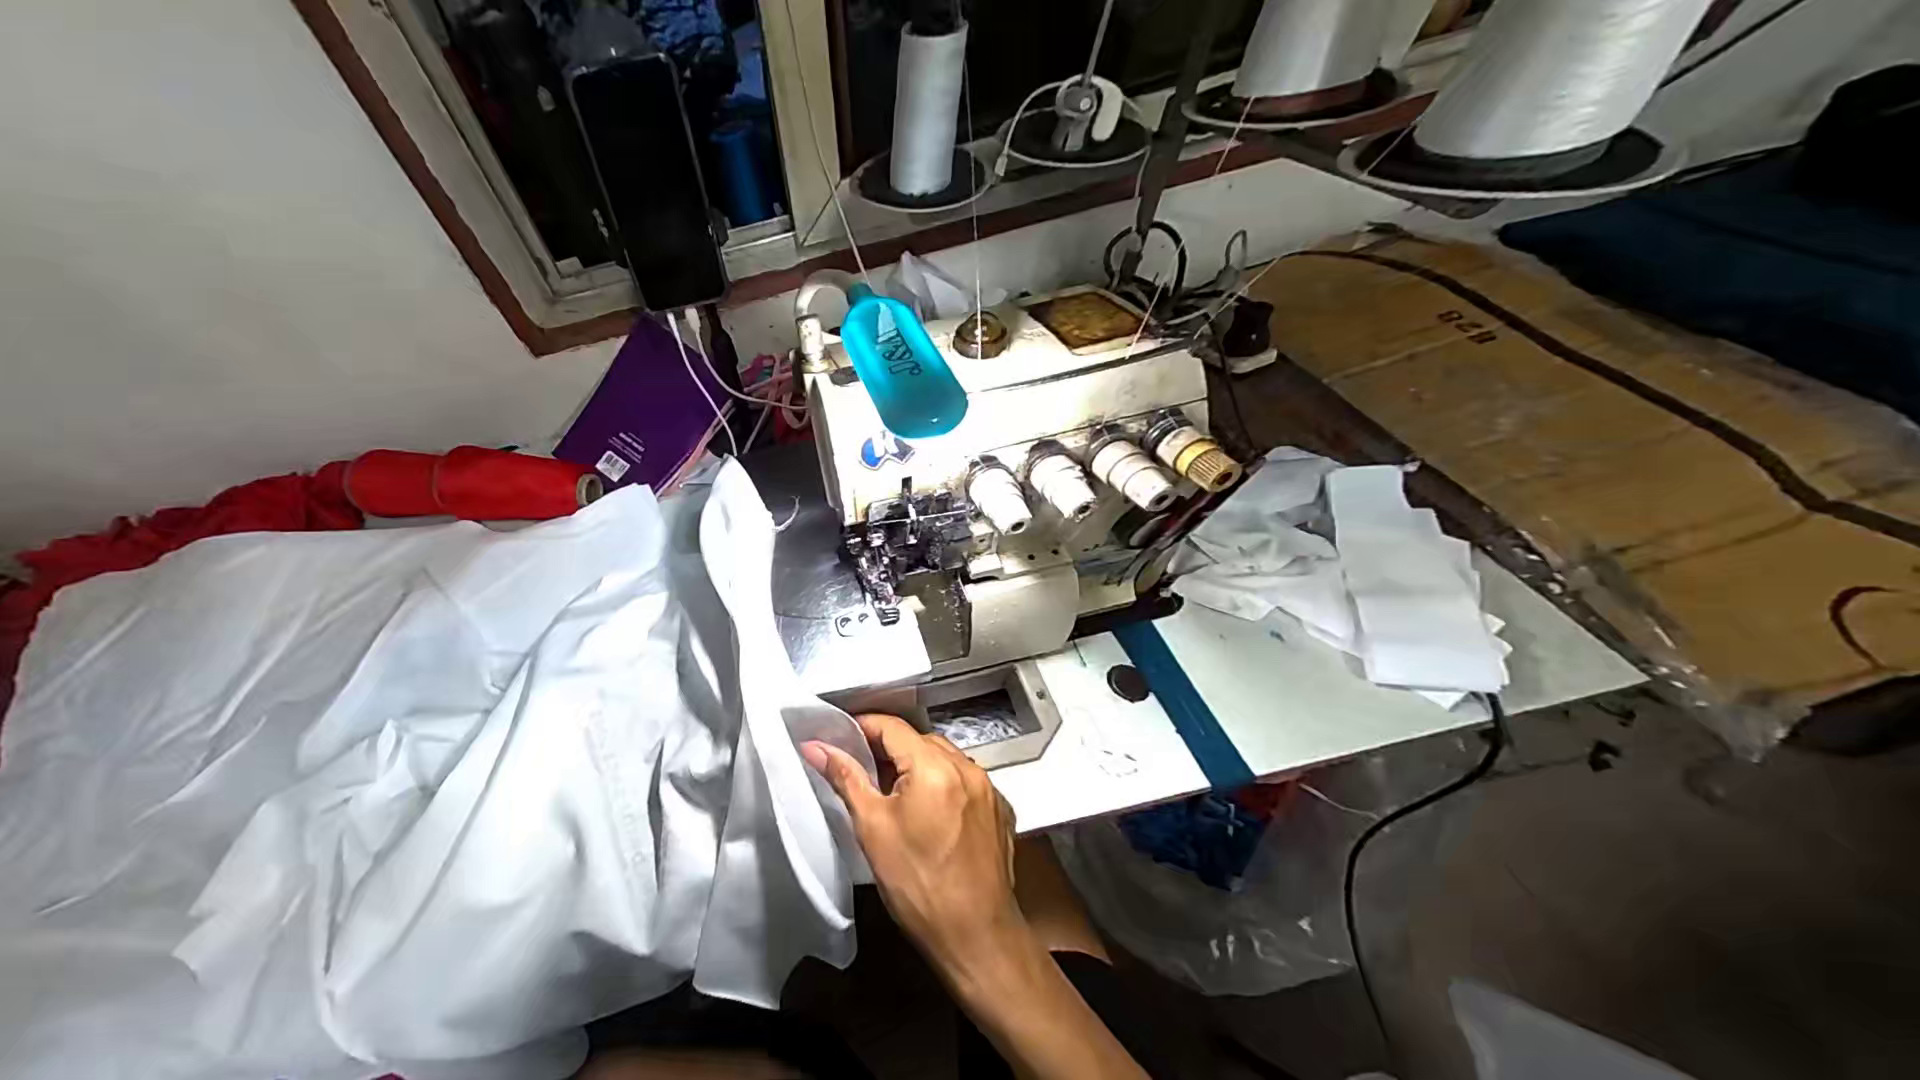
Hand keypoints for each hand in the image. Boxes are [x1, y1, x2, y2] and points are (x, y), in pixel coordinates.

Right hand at [804, 715, 1149, 1078]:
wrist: (975, 935)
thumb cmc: (919, 886)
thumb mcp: (872, 828)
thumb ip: (846, 778)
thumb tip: (818, 748)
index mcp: (935, 767)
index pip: (893, 727)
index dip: (863, 727)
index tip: (841, 736)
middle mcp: (968, 769)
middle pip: (921, 740)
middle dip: (889, 749)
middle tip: (861, 770)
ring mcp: (989, 789)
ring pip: (945, 759)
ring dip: (918, 766)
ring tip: (892, 794)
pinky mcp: (1000, 809)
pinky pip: (966, 781)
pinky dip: (944, 785)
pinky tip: (928, 813)